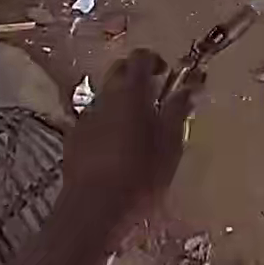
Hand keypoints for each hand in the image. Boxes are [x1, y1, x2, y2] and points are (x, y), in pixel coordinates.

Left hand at [59, 50, 200, 240]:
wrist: (94, 207)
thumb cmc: (140, 174)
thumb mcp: (169, 144)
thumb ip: (178, 111)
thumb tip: (188, 88)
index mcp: (130, 91)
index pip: (140, 57)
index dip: (154, 60)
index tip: (167, 74)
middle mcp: (105, 95)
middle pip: (120, 70)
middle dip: (137, 76)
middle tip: (155, 98)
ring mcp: (87, 115)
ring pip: (106, 95)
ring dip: (122, 102)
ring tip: (138, 128)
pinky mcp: (75, 136)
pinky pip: (95, 118)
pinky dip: (108, 122)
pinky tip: (116, 147)